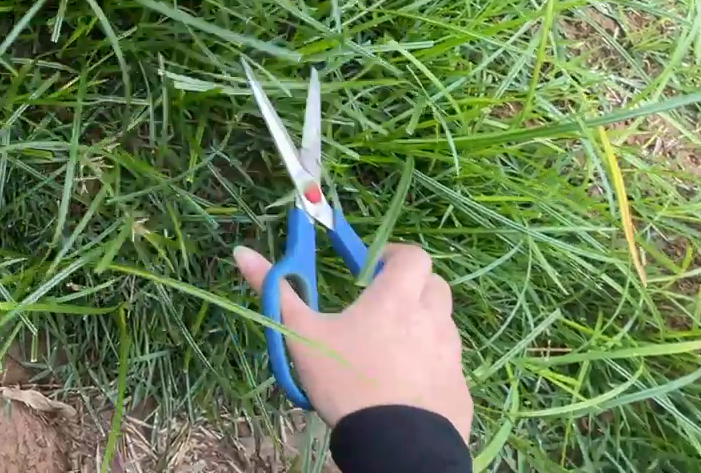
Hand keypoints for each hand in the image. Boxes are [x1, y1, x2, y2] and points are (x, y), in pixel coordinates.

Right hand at [233, 242, 472, 439]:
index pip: (413, 256)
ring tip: (389, 341)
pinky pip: (448, 360)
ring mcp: (449, 356)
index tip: (370, 268)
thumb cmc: (346, 381)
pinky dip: (430, 358)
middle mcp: (430, 320)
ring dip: (422, 319)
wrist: (396, 451)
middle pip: (434, 284)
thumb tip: (240, 250)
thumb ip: (274, 289)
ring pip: (444, 322)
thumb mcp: (301, 334)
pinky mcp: (459, 389)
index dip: (393, 255)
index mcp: (395, 299)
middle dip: (411, 284)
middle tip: (380, 299)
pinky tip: (403, 379)